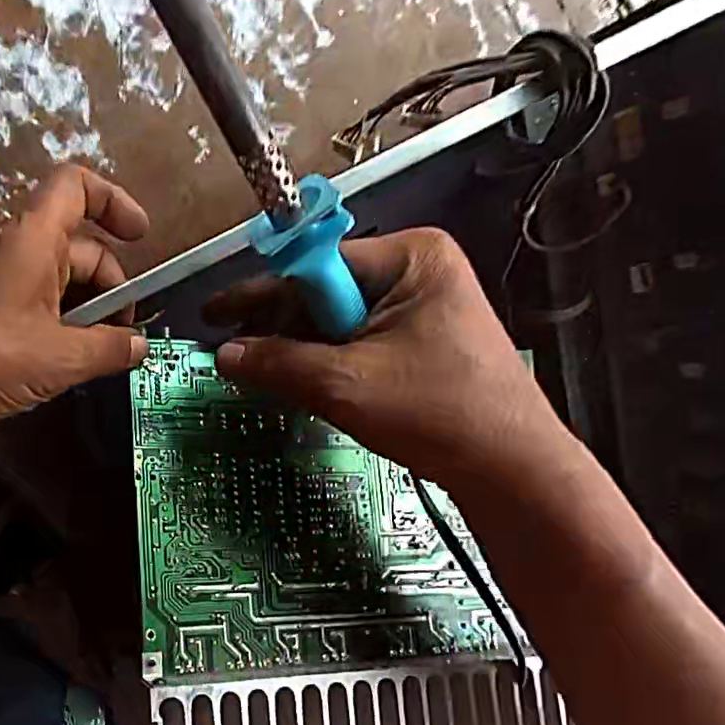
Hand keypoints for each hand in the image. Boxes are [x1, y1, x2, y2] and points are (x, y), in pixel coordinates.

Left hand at [0, 165, 148, 459]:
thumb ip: (112, 348)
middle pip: (84, 245)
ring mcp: (10, 281)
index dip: (114, 201)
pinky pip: (51, 302)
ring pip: (69, 278)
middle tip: (129, 328)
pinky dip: (75, 321)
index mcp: (34, 241)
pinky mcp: (3, 311)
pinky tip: (84, 355)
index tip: (140, 236)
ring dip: (97, 308)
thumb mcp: (65, 357)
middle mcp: (22, 251)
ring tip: (109, 348)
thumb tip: (140, 347)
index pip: (76, 187)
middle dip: (114, 281)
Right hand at [210, 228, 564, 487]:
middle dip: (281, 327)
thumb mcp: (346, 385)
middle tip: (237, 355)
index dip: (262, 293)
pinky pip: (361, 343)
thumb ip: (279, 364)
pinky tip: (304, 383)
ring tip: (264, 376)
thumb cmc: (437, 413)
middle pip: (325, 292)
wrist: (508, 467)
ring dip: (303, 350)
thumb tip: (226, 354)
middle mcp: (418, 271)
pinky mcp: (423, 341)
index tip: (216, 313)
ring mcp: (424, 307)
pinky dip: (329, 363)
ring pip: (340, 323)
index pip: (315, 264)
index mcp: (410, 257)